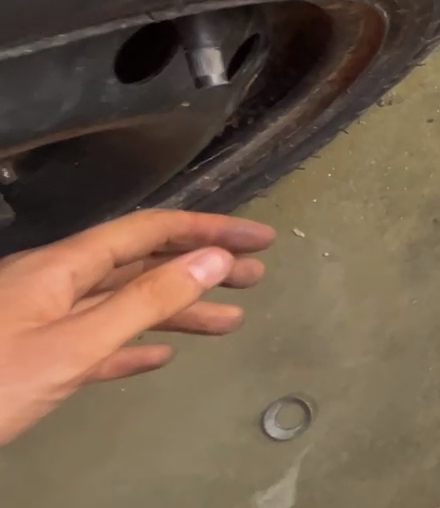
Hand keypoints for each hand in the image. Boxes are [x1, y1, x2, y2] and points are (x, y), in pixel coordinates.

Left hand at [0, 210, 274, 445]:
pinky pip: (88, 342)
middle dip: (202, 269)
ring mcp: (28, 326)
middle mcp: (45, 287)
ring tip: (230, 322)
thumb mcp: (70, 346)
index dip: (211, 229)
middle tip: (256, 277)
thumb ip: (147, 299)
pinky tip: (160, 356)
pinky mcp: (18, 364)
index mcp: (56, 270)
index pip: (150, 230)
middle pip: (139, 265)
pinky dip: (131, 344)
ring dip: (177, 310)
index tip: (262, 238)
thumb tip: (217, 257)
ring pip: (119, 305)